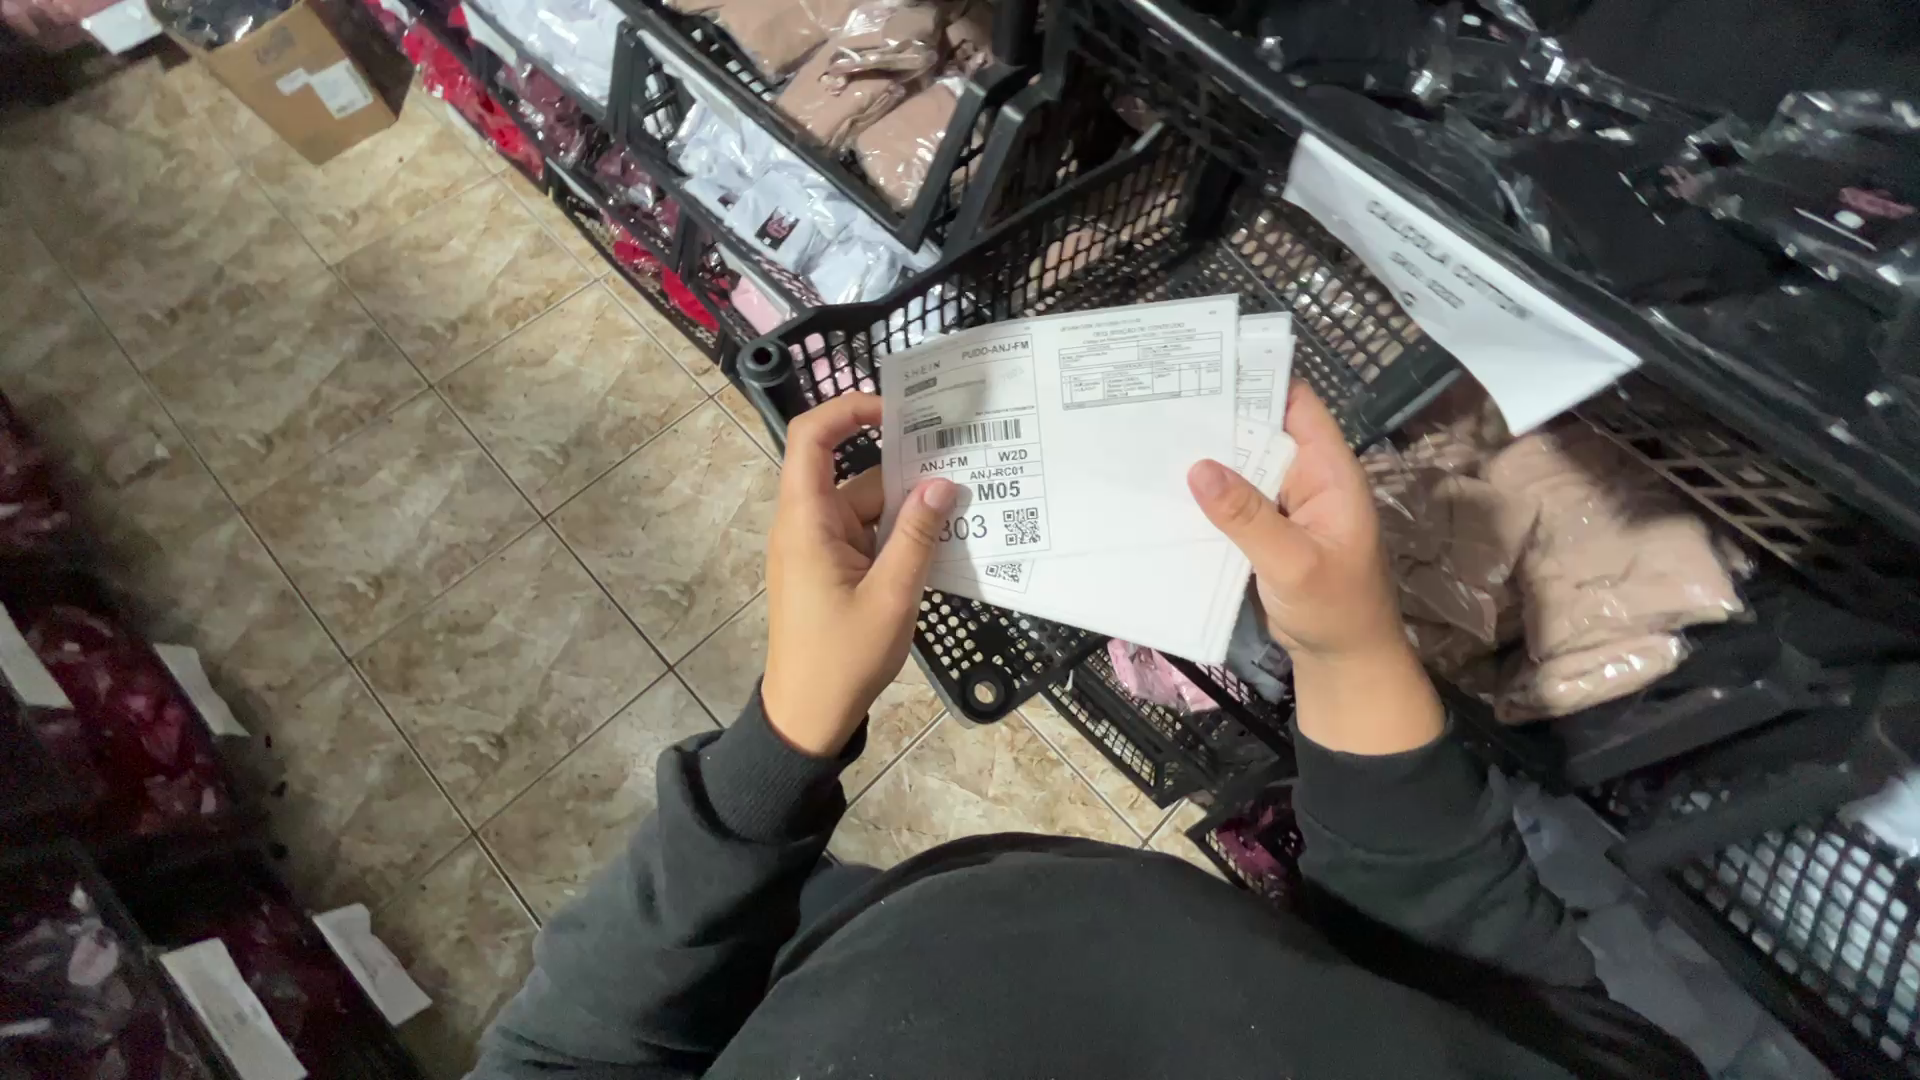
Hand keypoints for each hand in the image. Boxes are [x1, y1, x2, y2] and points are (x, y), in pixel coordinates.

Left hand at [762, 393, 957, 756]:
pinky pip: (869, 536)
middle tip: (959, 458)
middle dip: (903, 468)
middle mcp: (809, 524)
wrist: (808, 715)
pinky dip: (900, 535)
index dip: (848, 410)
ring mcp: (821, 548)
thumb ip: (918, 536)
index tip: (897, 411)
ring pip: (867, 508)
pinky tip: (943, 539)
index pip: (812, 438)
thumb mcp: (891, 596)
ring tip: (965, 502)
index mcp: (807, 520)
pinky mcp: (833, 569)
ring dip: (909, 508)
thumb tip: (943, 483)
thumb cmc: (843, 657)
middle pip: (854, 475)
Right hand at [1186, 381, 1402, 662]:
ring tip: (1153, 436)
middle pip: (1260, 432)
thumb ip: (1247, 517)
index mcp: (1327, 473)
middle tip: (1161, 400)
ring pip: (1240, 467)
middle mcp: (1304, 480)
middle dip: (1220, 416)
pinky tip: (1167, 489)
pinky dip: (1204, 495)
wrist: (1341, 657)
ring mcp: (1281, 506)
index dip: (1260, 381)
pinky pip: (1230, 502)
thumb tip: (1197, 467)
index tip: (1208, 368)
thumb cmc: (1334, 607)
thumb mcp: (1293, 562)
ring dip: (1206, 457)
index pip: (1297, 407)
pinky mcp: (1261, 530)